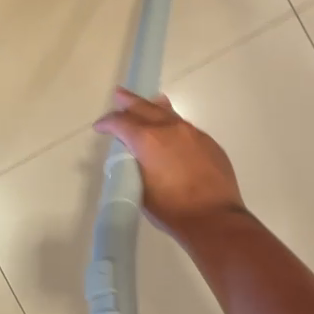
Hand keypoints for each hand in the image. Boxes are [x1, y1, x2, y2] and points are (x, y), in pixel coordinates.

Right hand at [93, 88, 246, 240]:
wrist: (213, 218)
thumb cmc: (170, 208)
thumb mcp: (139, 188)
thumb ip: (134, 166)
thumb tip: (136, 157)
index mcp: (147, 140)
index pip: (121, 122)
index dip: (107, 123)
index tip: (100, 127)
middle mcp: (170, 129)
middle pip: (145, 108)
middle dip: (129, 102)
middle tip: (119, 95)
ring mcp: (192, 133)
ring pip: (169, 113)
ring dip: (154, 107)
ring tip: (149, 101)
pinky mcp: (208, 143)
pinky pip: (185, 126)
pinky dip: (173, 123)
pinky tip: (172, 129)